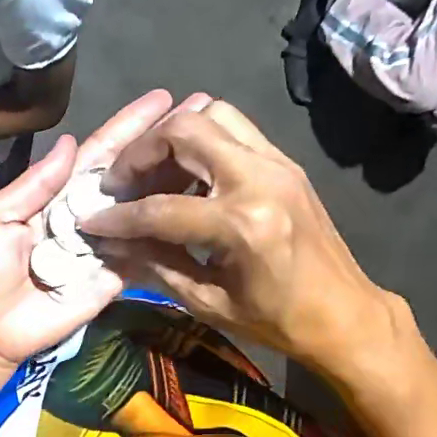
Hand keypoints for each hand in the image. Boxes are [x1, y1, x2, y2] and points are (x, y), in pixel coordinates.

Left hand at [0, 90, 185, 370]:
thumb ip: (33, 185)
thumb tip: (69, 143)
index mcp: (58, 196)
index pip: (99, 155)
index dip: (129, 127)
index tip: (163, 99)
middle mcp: (90, 215)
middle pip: (133, 175)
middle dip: (166, 144)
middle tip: (207, 110)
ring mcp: (107, 246)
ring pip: (146, 208)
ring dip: (179, 181)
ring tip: (215, 153)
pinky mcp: (116, 277)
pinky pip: (146, 253)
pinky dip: (171, 232)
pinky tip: (203, 208)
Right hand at [80, 99, 405, 364]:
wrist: (345, 314)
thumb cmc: (277, 321)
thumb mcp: (208, 302)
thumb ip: (155, 265)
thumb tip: (110, 245)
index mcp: (242, 224)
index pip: (160, 207)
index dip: (117, 216)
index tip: (90, 220)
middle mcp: (260, 178)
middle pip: (184, 130)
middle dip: (140, 153)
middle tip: (120, 183)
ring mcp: (277, 163)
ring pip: (211, 115)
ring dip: (172, 138)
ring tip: (153, 174)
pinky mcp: (284, 162)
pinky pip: (233, 129)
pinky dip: (200, 142)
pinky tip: (186, 176)